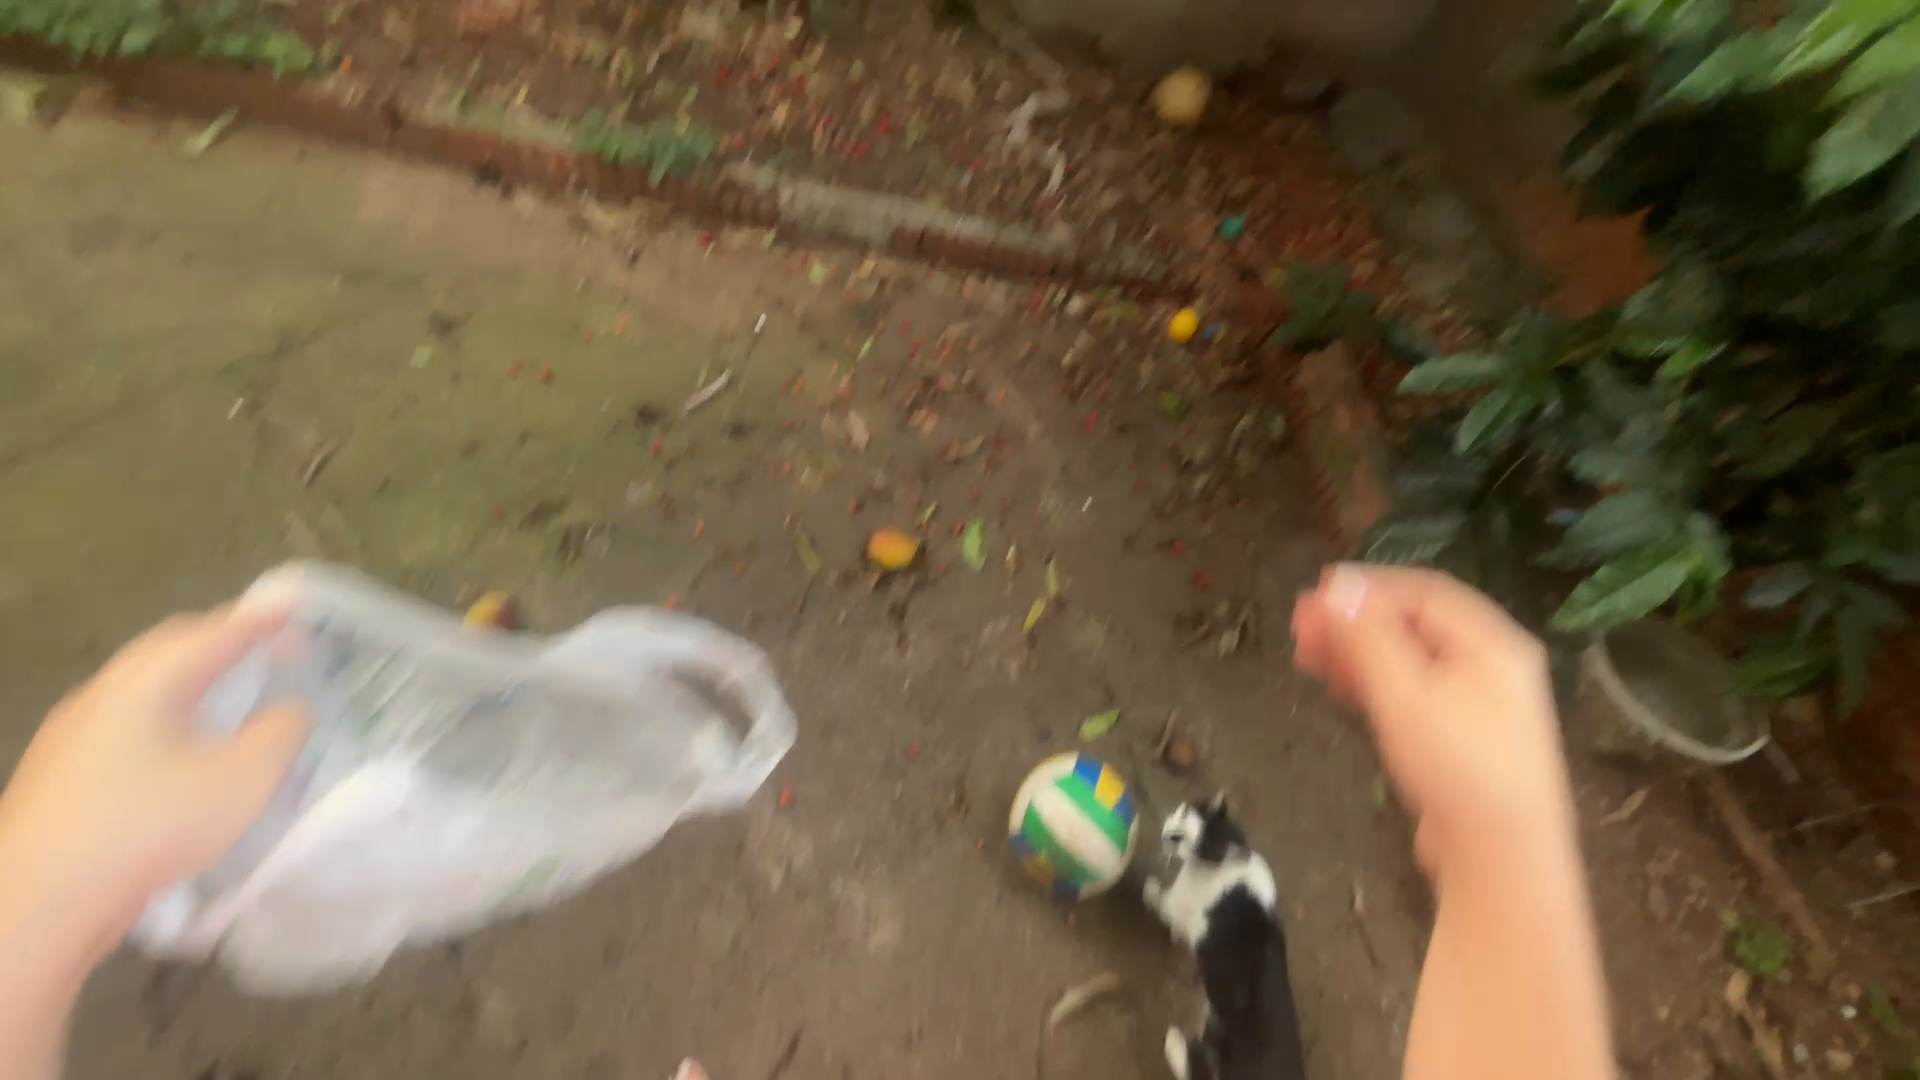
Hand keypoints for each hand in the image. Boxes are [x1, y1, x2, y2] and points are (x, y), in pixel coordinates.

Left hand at [0, 603, 311, 943]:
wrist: (35, 908)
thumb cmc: (151, 826)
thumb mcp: (248, 773)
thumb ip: (283, 727)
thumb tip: (288, 709)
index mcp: (144, 686)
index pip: (213, 633)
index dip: (262, 618)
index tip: (301, 608)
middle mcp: (102, 698)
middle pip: (170, 649)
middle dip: (227, 638)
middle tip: (276, 642)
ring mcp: (74, 736)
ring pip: (148, 683)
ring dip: (200, 673)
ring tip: (243, 684)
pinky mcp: (67, 772)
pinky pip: (134, 716)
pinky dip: (178, 705)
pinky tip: (198, 736)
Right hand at [1292, 564, 1572, 879]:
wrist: (1499, 857)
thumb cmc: (1454, 766)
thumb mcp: (1403, 693)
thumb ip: (1366, 636)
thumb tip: (1333, 587)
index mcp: (1490, 643)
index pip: (1421, 592)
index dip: (1365, 587)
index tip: (1314, 594)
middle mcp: (1488, 662)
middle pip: (1411, 622)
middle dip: (1353, 620)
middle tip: (1301, 628)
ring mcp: (1474, 699)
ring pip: (1405, 655)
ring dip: (1355, 649)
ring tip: (1307, 656)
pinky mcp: (1456, 731)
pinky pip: (1408, 687)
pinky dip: (1370, 679)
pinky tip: (1338, 685)